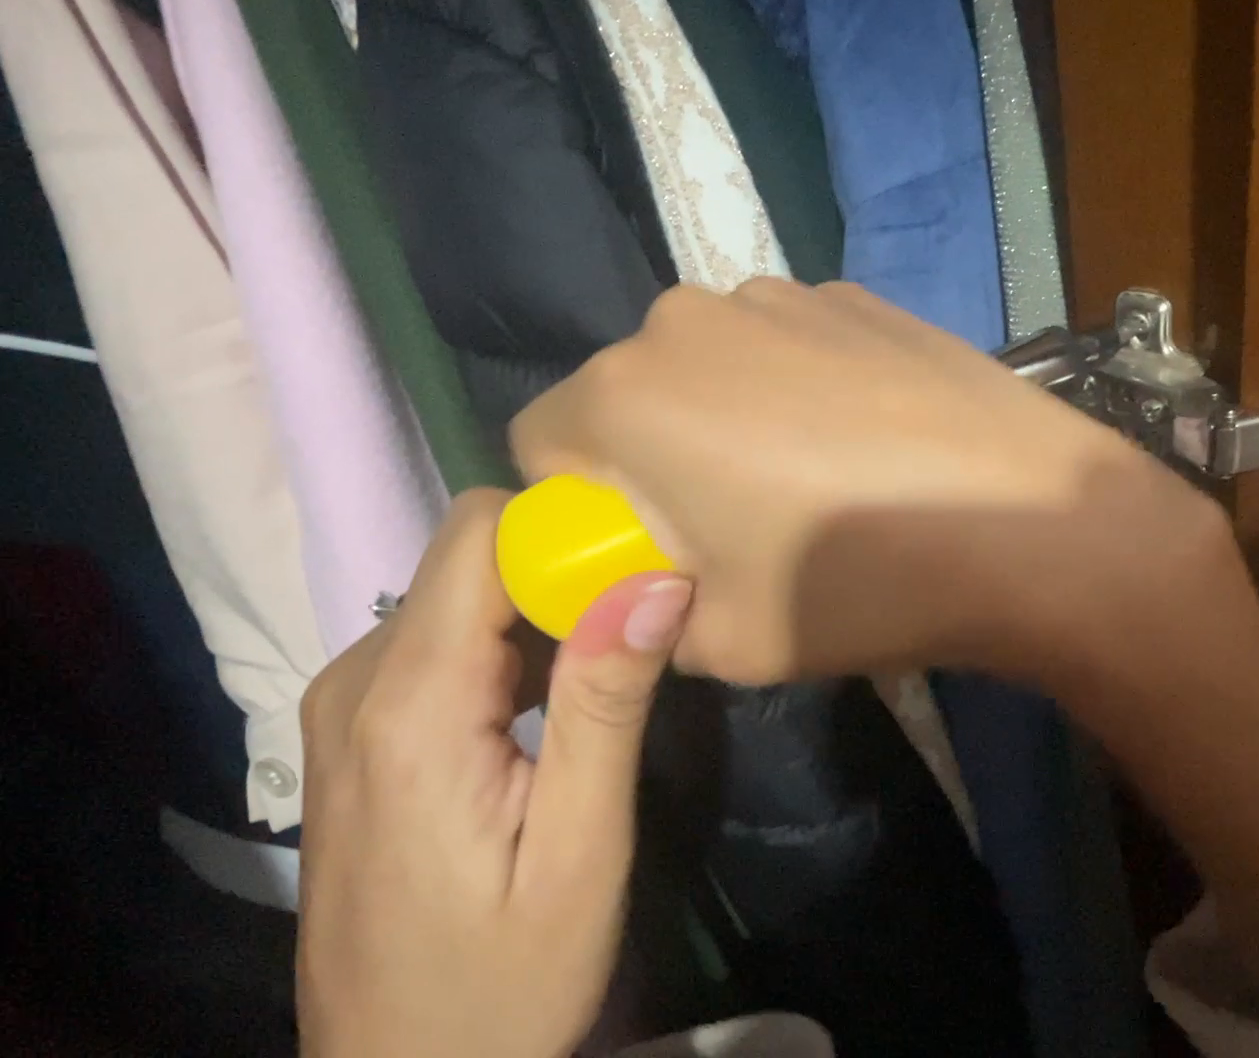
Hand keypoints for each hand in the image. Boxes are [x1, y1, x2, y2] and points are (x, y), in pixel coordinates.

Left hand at [295, 490, 692, 1057]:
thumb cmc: (504, 977)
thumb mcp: (581, 848)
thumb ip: (609, 703)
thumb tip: (658, 579)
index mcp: (411, 705)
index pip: (480, 536)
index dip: (567, 533)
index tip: (642, 568)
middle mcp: (358, 681)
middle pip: (470, 558)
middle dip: (564, 571)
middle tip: (642, 632)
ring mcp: (348, 706)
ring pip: (460, 592)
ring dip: (544, 613)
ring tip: (611, 675)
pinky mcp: (360, 730)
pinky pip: (444, 639)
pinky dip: (512, 646)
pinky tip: (555, 706)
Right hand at [509, 278, 1232, 684]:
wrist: (1030, 524)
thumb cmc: (862, 587)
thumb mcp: (723, 642)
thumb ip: (644, 611)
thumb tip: (640, 586)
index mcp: (626, 396)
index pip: (543, 447)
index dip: (588, 510)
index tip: (655, 551)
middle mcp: (687, 318)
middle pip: (631, 396)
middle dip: (659, 460)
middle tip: (742, 526)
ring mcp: (784, 294)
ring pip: (713, 366)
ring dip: (732, 417)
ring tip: (821, 483)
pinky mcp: (859, 296)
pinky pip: (789, 346)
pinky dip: (802, 389)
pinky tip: (873, 441)